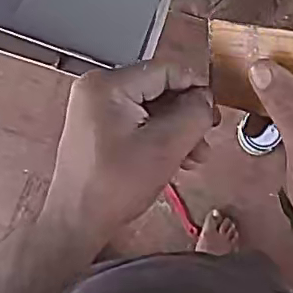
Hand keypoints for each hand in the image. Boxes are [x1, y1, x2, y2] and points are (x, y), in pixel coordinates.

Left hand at [42, 59, 217, 247]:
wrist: (77, 221)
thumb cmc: (113, 187)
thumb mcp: (166, 146)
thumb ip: (193, 114)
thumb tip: (205, 97)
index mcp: (107, 84)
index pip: (164, 70)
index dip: (195, 88)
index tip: (214, 111)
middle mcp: (96, 88)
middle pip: (157, 89)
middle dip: (185, 116)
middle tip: (205, 139)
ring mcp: (94, 108)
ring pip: (149, 107)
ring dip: (175, 130)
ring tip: (193, 156)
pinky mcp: (96, 127)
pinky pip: (136, 121)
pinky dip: (157, 137)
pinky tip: (174, 158)